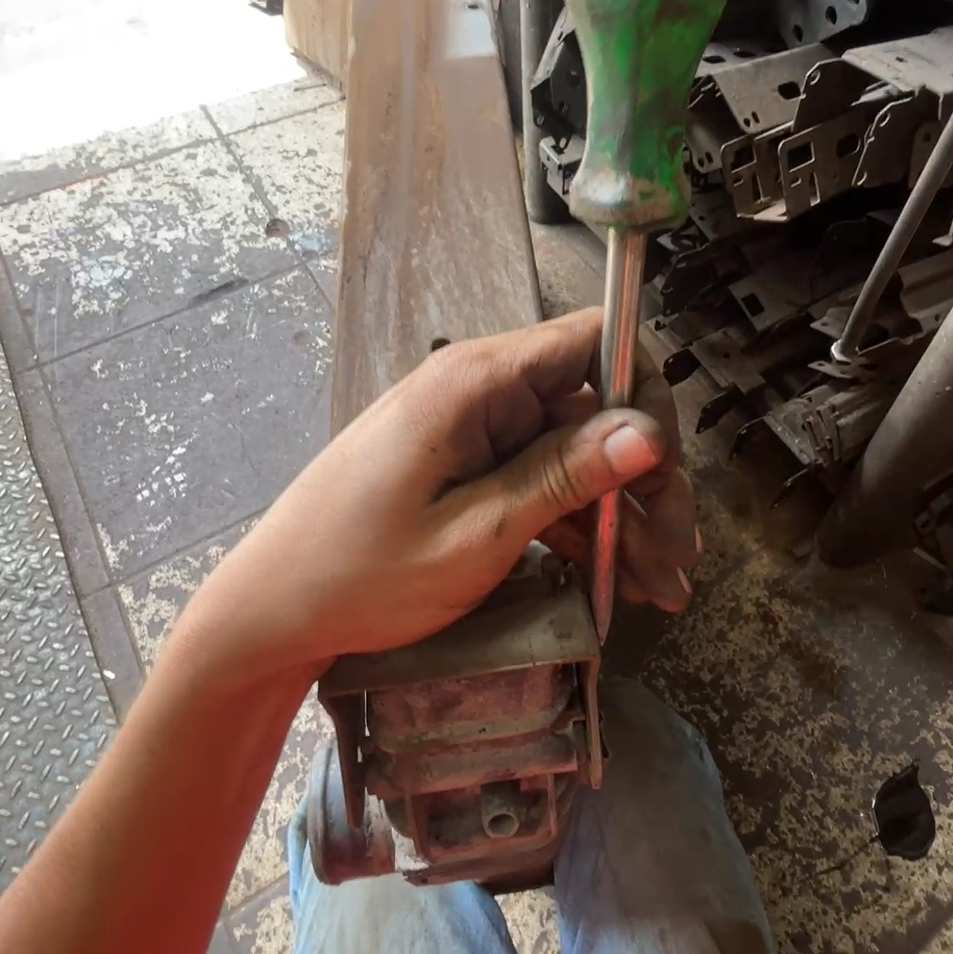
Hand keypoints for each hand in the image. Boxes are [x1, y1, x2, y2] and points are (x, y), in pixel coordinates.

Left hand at [171, 308, 699, 683]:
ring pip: (582, 455)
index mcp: (478, 381)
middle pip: (598, 410)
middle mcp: (486, 391)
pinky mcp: (478, 469)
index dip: (644, 395)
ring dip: (625, 516)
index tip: (662, 471)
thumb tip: (648, 433)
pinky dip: (587, 527)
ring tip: (661, 584)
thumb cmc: (359, 574)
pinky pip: (550, 484)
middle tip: (678, 558)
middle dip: (646, 481)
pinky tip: (621, 576)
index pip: (594, 341)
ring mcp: (482, 432)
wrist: (274, 612)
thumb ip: (561, 477)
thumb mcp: (473, 534)